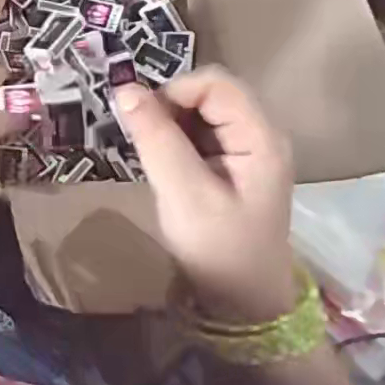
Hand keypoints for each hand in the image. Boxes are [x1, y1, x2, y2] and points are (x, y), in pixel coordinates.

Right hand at [113, 69, 297, 324]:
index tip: (140, 122)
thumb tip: (124, 90)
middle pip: (208, 93)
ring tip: (150, 155)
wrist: (242, 301)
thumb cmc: (217, 247)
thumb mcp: (183, 192)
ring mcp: (245, 151)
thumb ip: (156, 139)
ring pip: (199, 113)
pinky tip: (162, 165)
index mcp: (260, 137)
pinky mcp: (229, 166)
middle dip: (168, 107)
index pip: (215, 83)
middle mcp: (258, 134)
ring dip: (167, 124)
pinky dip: (173, 140)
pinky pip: (198, 135)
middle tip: (141, 141)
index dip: (172, 92)